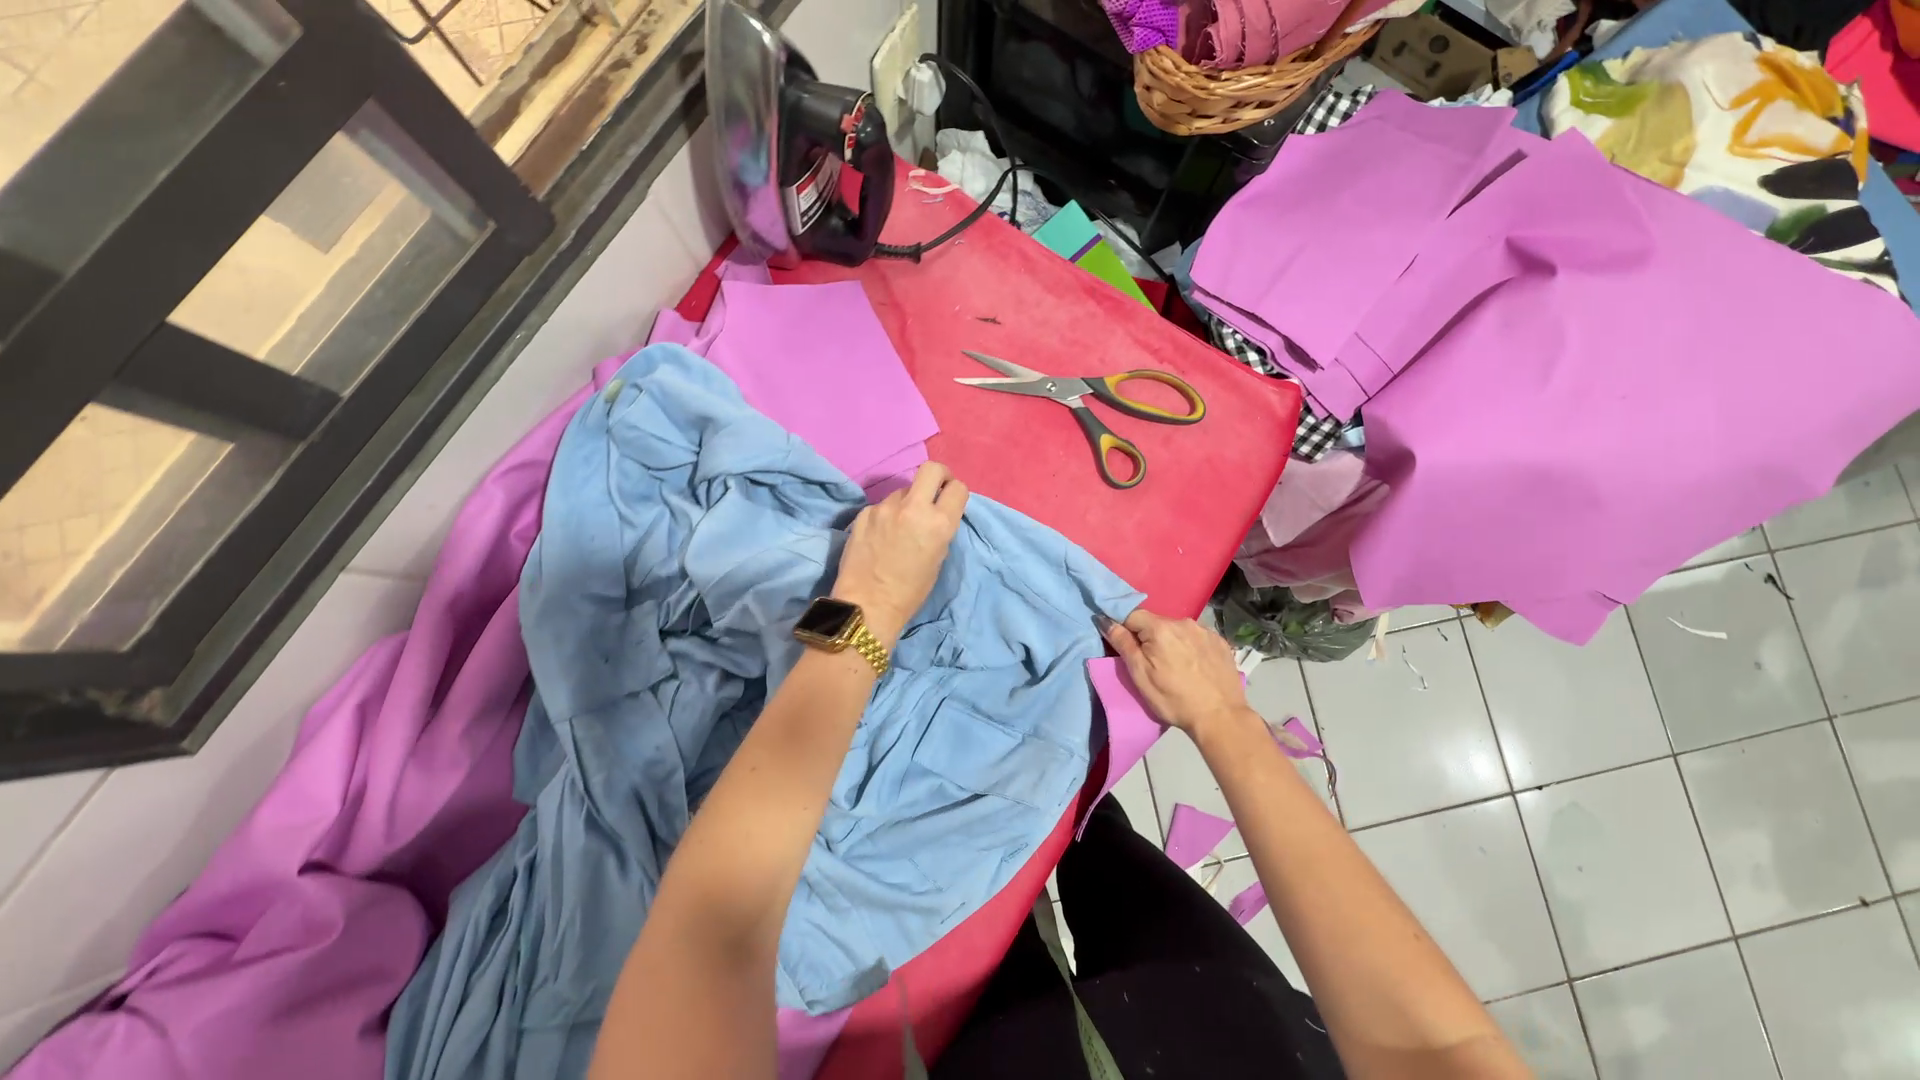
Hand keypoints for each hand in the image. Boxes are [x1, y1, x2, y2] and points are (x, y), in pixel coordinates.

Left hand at [831, 463, 969, 647]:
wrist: (868, 605)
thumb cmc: (910, 591)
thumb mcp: (938, 558)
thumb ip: (939, 529)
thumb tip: (934, 514)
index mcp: (939, 523)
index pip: (958, 488)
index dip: (955, 492)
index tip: (950, 500)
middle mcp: (914, 508)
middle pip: (931, 469)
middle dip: (938, 476)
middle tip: (934, 490)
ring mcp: (885, 508)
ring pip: (903, 490)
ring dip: (907, 501)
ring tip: (900, 525)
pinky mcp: (864, 512)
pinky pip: (882, 505)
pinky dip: (885, 515)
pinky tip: (880, 535)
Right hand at [1099, 610, 1248, 734]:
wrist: (1220, 716)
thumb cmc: (1173, 699)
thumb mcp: (1140, 675)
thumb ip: (1123, 644)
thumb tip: (1105, 620)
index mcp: (1160, 628)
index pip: (1131, 615)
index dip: (1125, 629)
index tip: (1126, 647)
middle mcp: (1183, 622)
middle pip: (1155, 622)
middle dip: (1149, 637)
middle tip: (1151, 663)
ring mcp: (1205, 630)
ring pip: (1177, 629)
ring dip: (1170, 641)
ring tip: (1175, 666)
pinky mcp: (1220, 641)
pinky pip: (1196, 637)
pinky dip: (1190, 646)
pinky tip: (1194, 665)